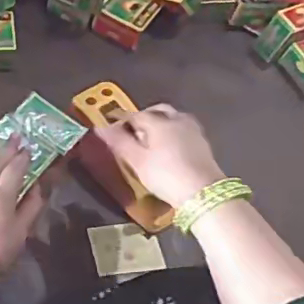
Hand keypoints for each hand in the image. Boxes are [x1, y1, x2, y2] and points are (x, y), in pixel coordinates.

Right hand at [94, 103, 225, 208]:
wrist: (202, 193)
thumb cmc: (164, 175)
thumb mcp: (137, 161)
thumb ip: (119, 142)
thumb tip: (100, 128)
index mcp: (159, 121)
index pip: (136, 115)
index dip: (122, 122)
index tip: (114, 133)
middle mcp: (177, 119)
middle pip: (157, 110)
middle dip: (144, 117)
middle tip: (133, 133)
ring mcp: (193, 130)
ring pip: (173, 117)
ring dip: (161, 123)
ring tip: (151, 140)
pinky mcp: (203, 142)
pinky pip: (183, 129)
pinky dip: (173, 132)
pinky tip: (169, 147)